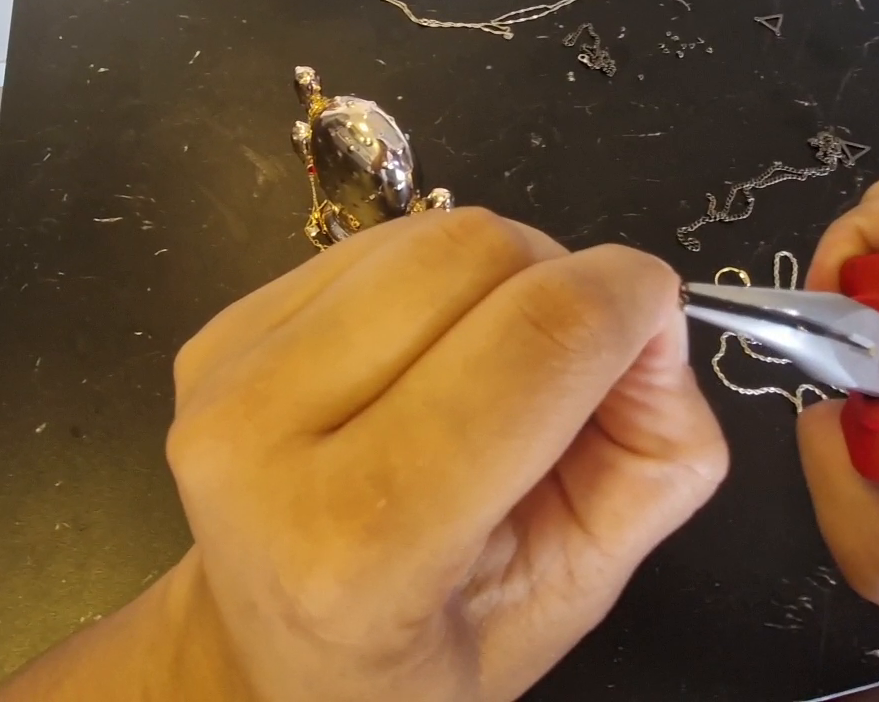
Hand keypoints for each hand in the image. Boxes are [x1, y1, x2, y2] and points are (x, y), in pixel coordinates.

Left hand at [0, 207, 726, 701]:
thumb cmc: (421, 645)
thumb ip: (657, 455)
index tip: (656, 304)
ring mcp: (229, 366)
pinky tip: (419, 347)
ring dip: (492, 270)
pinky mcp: (221, 324)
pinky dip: (428, 276)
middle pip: (470, 253)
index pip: (531, 345)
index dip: (625, 298)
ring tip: (486, 353)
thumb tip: (655, 316)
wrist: (264, 644)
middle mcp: (265, 431)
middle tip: (565, 350)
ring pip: (421, 234)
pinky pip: (368, 244)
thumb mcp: (572, 588)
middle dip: (557, 277)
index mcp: (360, 538)